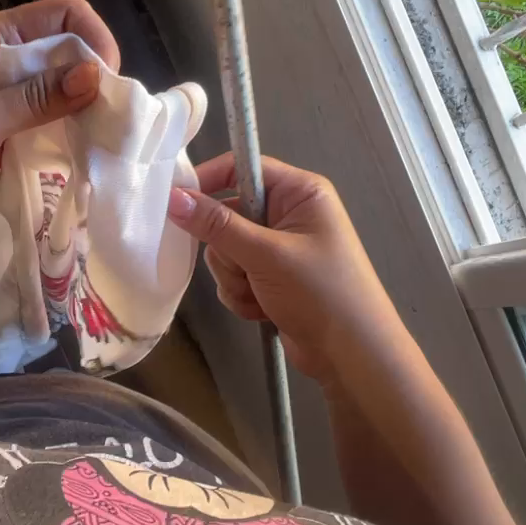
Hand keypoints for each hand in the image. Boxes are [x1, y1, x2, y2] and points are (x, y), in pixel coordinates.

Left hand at [0, 0, 120, 222]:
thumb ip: (36, 99)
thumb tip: (95, 77)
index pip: (64, 17)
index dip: (94, 42)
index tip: (107, 86)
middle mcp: (6, 59)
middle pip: (70, 54)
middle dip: (94, 82)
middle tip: (110, 123)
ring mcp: (7, 95)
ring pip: (63, 91)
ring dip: (83, 112)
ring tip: (101, 143)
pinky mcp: (7, 128)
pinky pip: (48, 122)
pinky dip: (65, 135)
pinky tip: (79, 156)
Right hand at [166, 153, 395, 383]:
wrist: (351, 356)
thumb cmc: (321, 293)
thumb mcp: (266, 255)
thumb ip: (217, 226)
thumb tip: (174, 197)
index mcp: (299, 193)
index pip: (241, 168)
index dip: (207, 181)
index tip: (175, 201)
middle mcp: (288, 215)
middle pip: (227, 216)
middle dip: (228, 251)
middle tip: (246, 270)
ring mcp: (279, 249)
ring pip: (226, 252)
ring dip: (235, 279)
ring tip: (261, 296)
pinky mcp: (270, 279)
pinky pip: (234, 277)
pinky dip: (242, 295)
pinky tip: (263, 310)